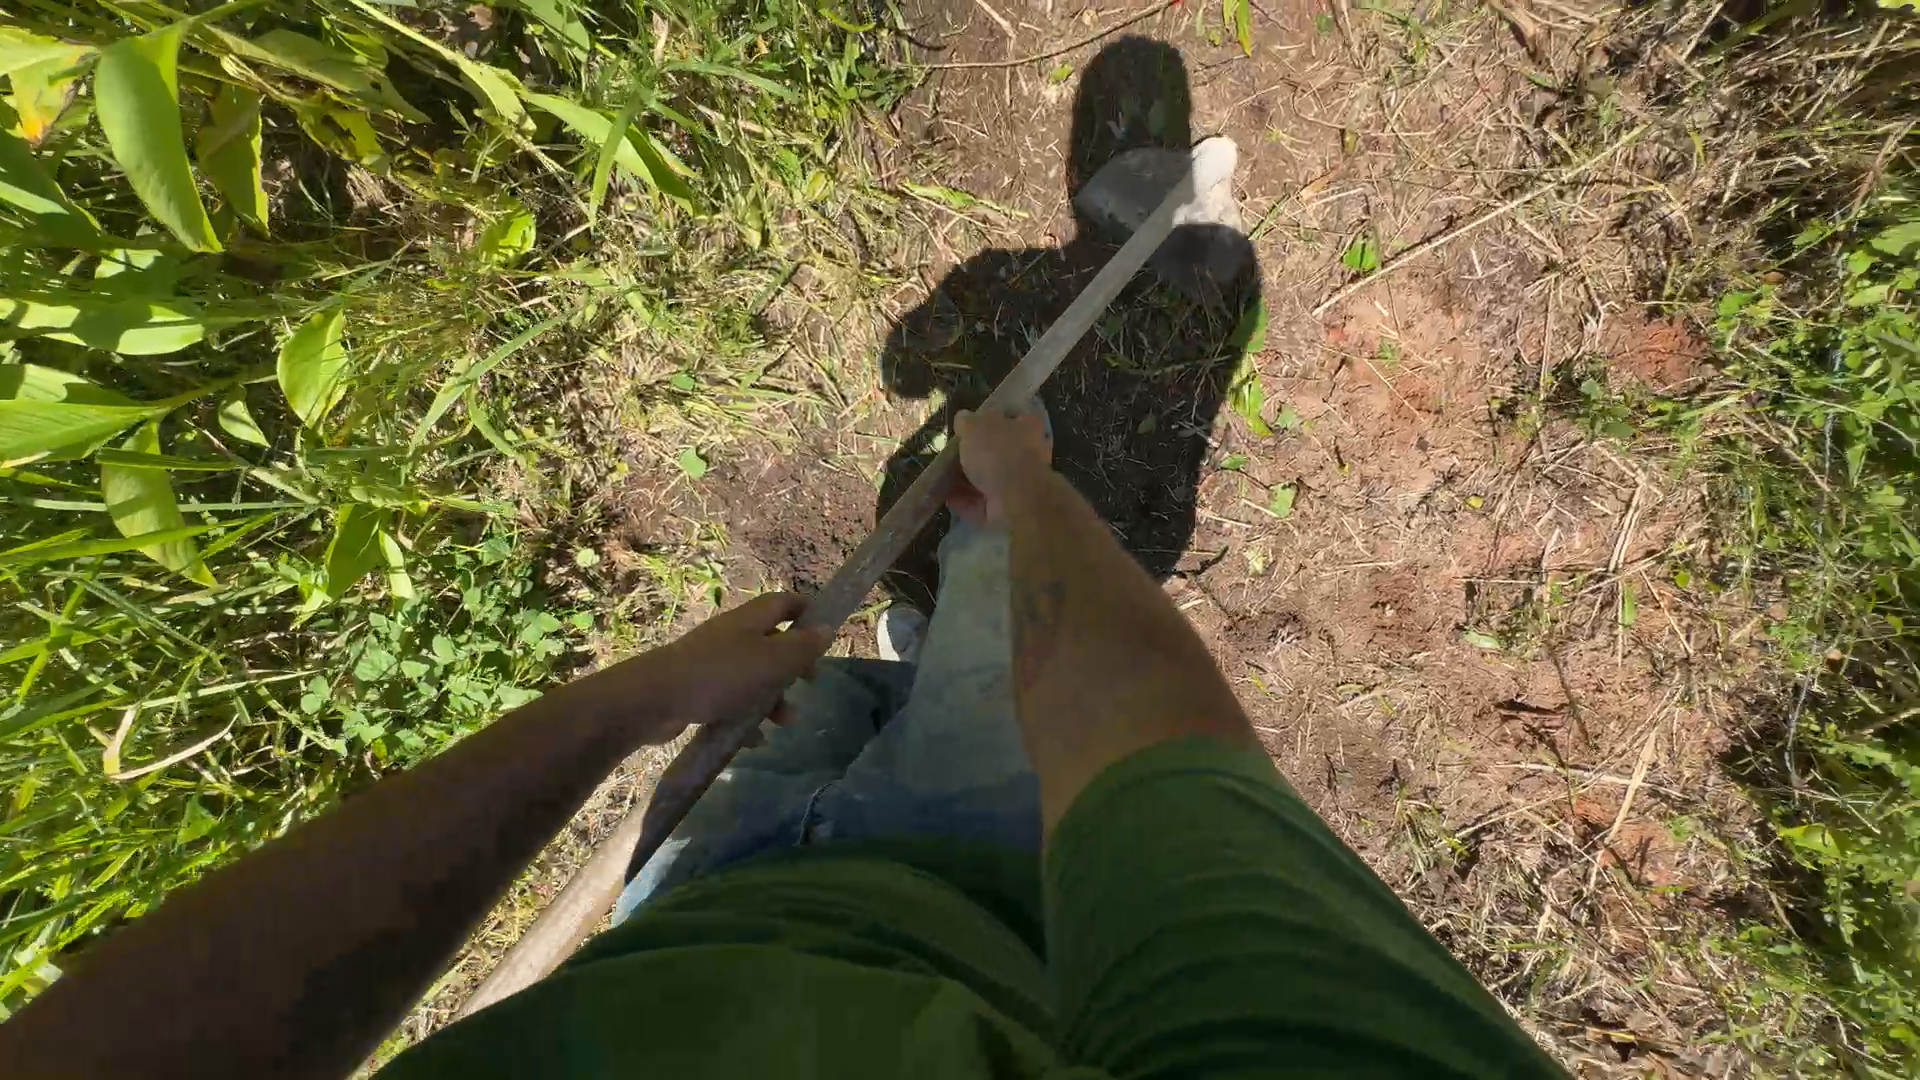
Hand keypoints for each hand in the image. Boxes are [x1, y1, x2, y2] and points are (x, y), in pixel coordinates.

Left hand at [613, 593, 831, 743]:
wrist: (654, 700)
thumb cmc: (721, 674)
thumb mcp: (772, 661)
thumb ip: (802, 647)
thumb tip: (827, 629)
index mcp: (751, 621)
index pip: (784, 603)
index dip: (806, 611)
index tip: (825, 630)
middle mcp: (732, 636)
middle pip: (771, 643)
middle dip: (793, 665)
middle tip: (810, 682)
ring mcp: (712, 663)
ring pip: (753, 676)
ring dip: (773, 698)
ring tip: (786, 722)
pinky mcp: (697, 690)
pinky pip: (730, 701)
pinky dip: (745, 718)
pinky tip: (754, 740)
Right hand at [949, 408, 1051, 524]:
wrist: (1015, 497)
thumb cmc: (996, 452)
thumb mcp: (973, 426)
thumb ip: (966, 421)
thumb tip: (963, 419)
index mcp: (1026, 427)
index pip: (1011, 419)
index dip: (989, 422)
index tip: (968, 430)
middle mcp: (1028, 454)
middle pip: (997, 452)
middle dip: (973, 456)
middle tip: (951, 456)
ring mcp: (1019, 484)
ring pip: (988, 480)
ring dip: (965, 480)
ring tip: (942, 477)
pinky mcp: (1008, 509)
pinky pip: (982, 502)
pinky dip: (964, 500)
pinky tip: (946, 497)